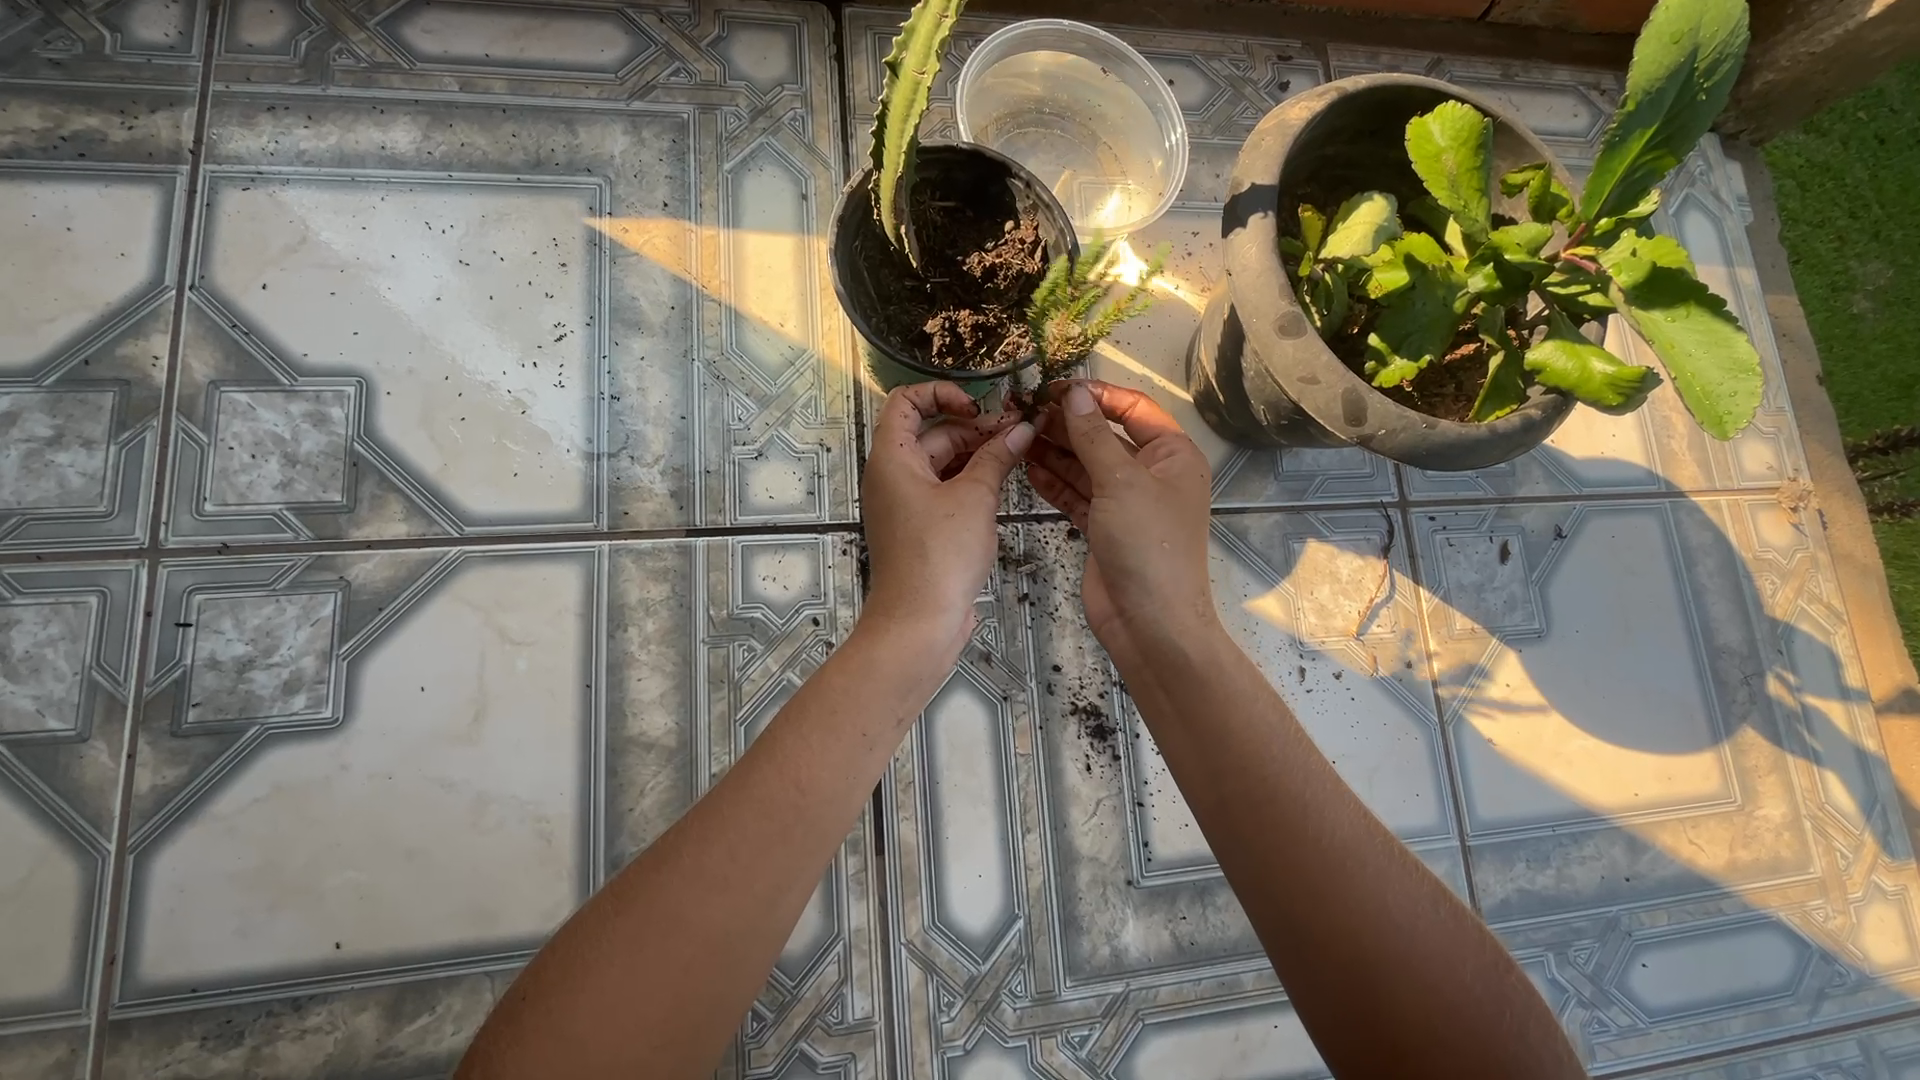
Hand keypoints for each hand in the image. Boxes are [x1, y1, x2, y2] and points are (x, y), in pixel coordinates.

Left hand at [862, 382, 1033, 655]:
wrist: (919, 621)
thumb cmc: (940, 554)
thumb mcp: (974, 498)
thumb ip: (997, 457)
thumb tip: (1021, 428)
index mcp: (892, 457)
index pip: (906, 401)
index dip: (942, 394)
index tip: (978, 408)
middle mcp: (892, 475)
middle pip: (930, 433)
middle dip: (973, 428)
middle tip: (1017, 432)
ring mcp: (904, 503)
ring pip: (941, 463)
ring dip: (976, 455)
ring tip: (1017, 454)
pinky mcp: (919, 527)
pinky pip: (942, 490)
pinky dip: (969, 481)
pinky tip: (1002, 483)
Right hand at [1026, 381, 1216, 661]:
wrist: (1150, 622)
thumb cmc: (1148, 544)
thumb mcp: (1121, 482)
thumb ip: (1093, 435)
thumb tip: (1074, 393)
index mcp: (1172, 455)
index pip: (1133, 409)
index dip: (1095, 395)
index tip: (1055, 388)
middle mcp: (1151, 475)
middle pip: (1105, 437)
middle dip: (1068, 424)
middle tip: (1025, 412)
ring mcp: (1125, 503)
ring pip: (1086, 466)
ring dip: (1055, 451)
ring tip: (1019, 435)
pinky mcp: (1103, 528)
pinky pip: (1077, 495)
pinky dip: (1055, 483)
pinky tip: (1028, 468)